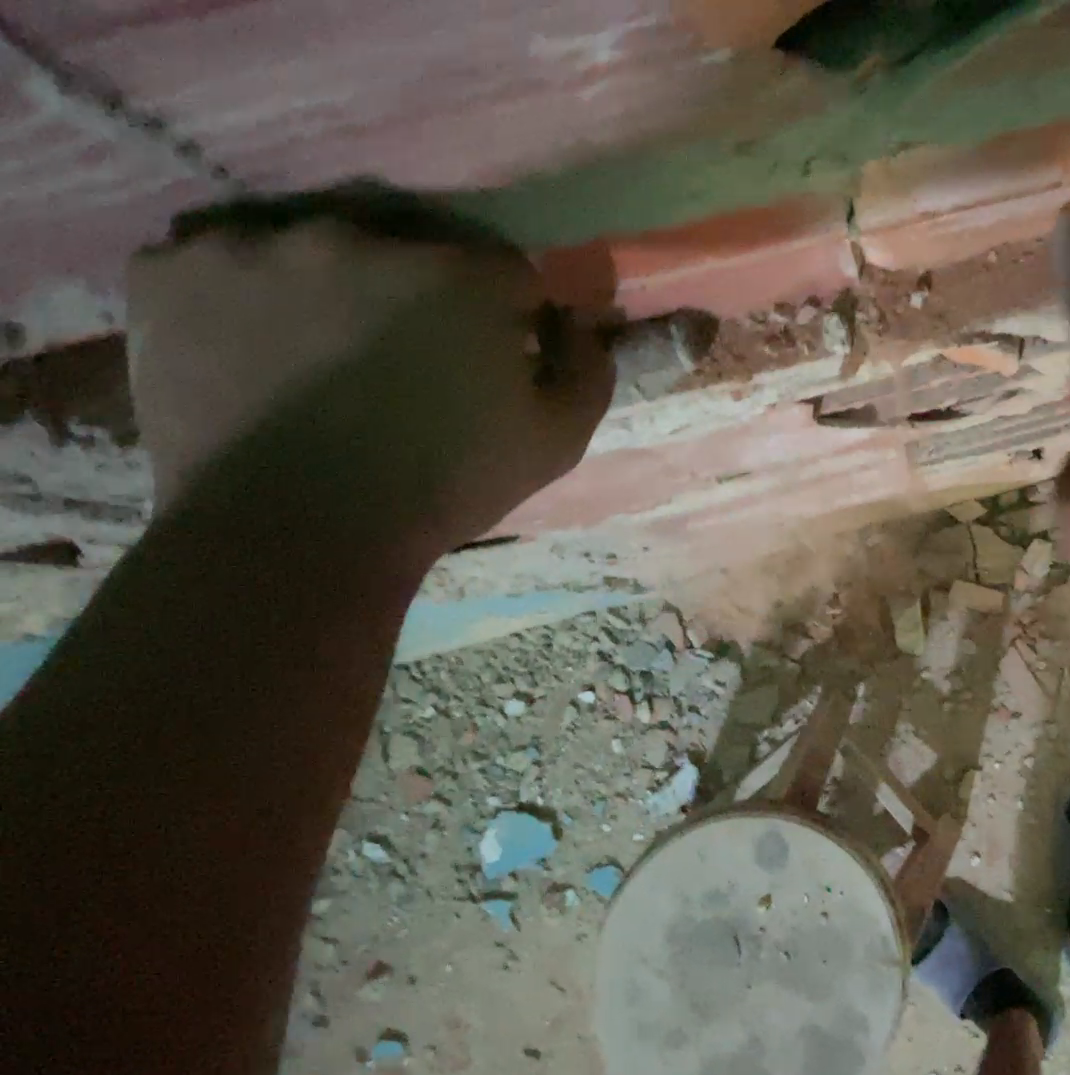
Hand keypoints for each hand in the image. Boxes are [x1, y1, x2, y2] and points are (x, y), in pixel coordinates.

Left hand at [127, 194, 612, 569]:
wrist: (295, 535)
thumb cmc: (444, 486)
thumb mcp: (557, 441)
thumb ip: (589, 368)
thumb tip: (574, 324)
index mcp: (460, 277)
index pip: (508, 270)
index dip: (512, 316)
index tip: (498, 357)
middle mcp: (359, 236)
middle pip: (413, 245)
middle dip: (427, 293)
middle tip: (413, 356)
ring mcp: (255, 245)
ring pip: (318, 246)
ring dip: (338, 285)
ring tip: (332, 352)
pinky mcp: (172, 269)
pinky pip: (225, 258)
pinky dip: (248, 293)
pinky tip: (262, 346)